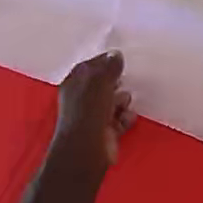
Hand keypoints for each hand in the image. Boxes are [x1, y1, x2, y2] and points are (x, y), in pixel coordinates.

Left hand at [51, 51, 133, 173]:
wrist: (87, 148)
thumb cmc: (89, 109)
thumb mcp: (100, 80)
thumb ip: (110, 65)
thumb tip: (116, 54)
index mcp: (74, 83)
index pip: (90, 66)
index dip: (104, 62)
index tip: (120, 59)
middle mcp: (81, 99)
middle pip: (103, 85)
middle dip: (116, 82)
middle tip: (124, 80)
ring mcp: (92, 117)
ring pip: (113, 102)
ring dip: (122, 100)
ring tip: (125, 101)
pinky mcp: (105, 132)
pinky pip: (119, 120)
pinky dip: (125, 117)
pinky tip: (129, 117)